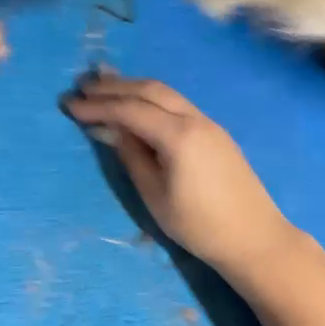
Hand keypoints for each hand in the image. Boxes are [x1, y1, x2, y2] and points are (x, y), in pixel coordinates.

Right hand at [66, 74, 300, 275]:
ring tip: (102, 88)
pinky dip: (149, 99)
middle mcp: (195, 120)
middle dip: (113, 86)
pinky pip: (176, 104)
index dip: (97, 106)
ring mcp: (208, 123)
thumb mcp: (154, 195)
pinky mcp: (214, 133)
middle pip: (149, 90)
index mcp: (179, 136)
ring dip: (132, 88)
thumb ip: (131, 156)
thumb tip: (111, 130)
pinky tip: (134, 105)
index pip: (130, 110)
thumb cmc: (198, 225)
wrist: (255, 239)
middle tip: (81, 86)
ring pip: (165, 93)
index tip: (69, 105)